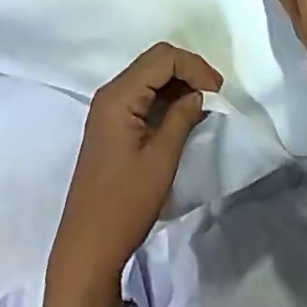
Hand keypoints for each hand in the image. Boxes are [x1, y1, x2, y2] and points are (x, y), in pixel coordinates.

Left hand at [45, 43, 222, 306]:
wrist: (87, 247)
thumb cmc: (125, 204)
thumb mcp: (161, 160)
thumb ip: (182, 118)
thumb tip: (199, 94)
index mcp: (118, 96)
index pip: (162, 59)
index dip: (194, 67)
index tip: (218, 92)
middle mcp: (110, 93)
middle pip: (154, 60)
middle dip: (187, 69)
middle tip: (214, 94)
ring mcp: (108, 108)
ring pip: (149, 75)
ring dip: (178, 82)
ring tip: (204, 104)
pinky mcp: (111, 123)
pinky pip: (142, 94)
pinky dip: (165, 96)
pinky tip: (184, 113)